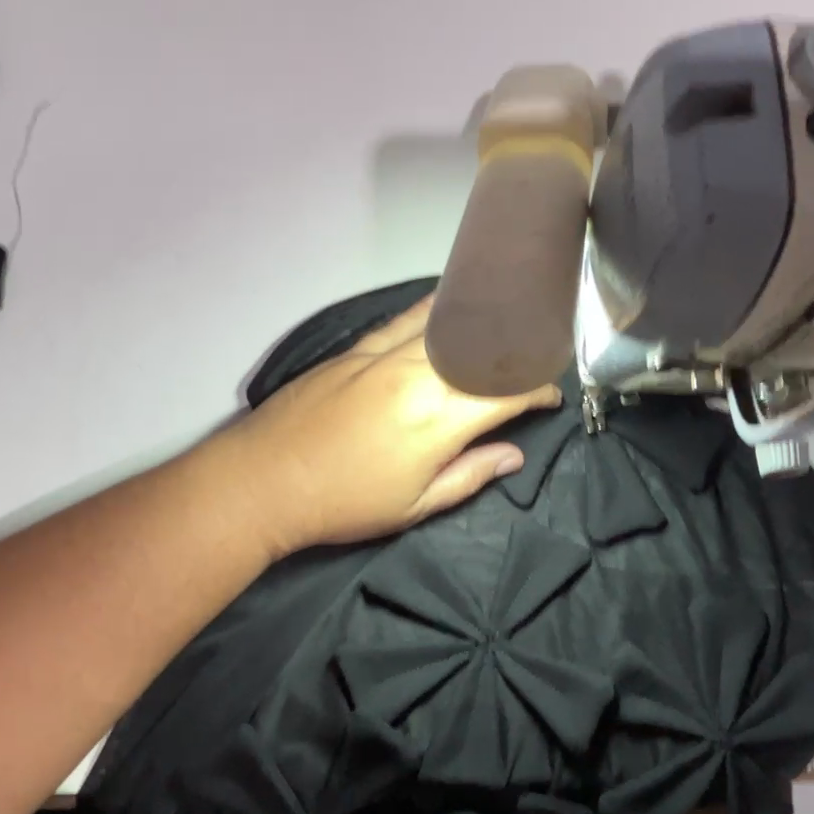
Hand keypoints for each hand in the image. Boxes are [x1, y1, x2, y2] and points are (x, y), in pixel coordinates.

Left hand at [217, 296, 561, 555]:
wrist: (265, 481)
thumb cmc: (344, 504)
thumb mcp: (416, 506)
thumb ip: (470, 475)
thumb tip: (512, 456)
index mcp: (440, 420)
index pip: (507, 391)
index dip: (538, 391)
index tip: (548, 398)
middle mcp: (419, 374)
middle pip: (485, 347)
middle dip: (520, 352)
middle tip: (536, 360)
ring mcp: (384, 354)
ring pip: (448, 322)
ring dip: (485, 323)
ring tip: (507, 324)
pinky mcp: (357, 348)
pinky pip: (407, 318)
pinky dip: (437, 311)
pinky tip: (451, 307)